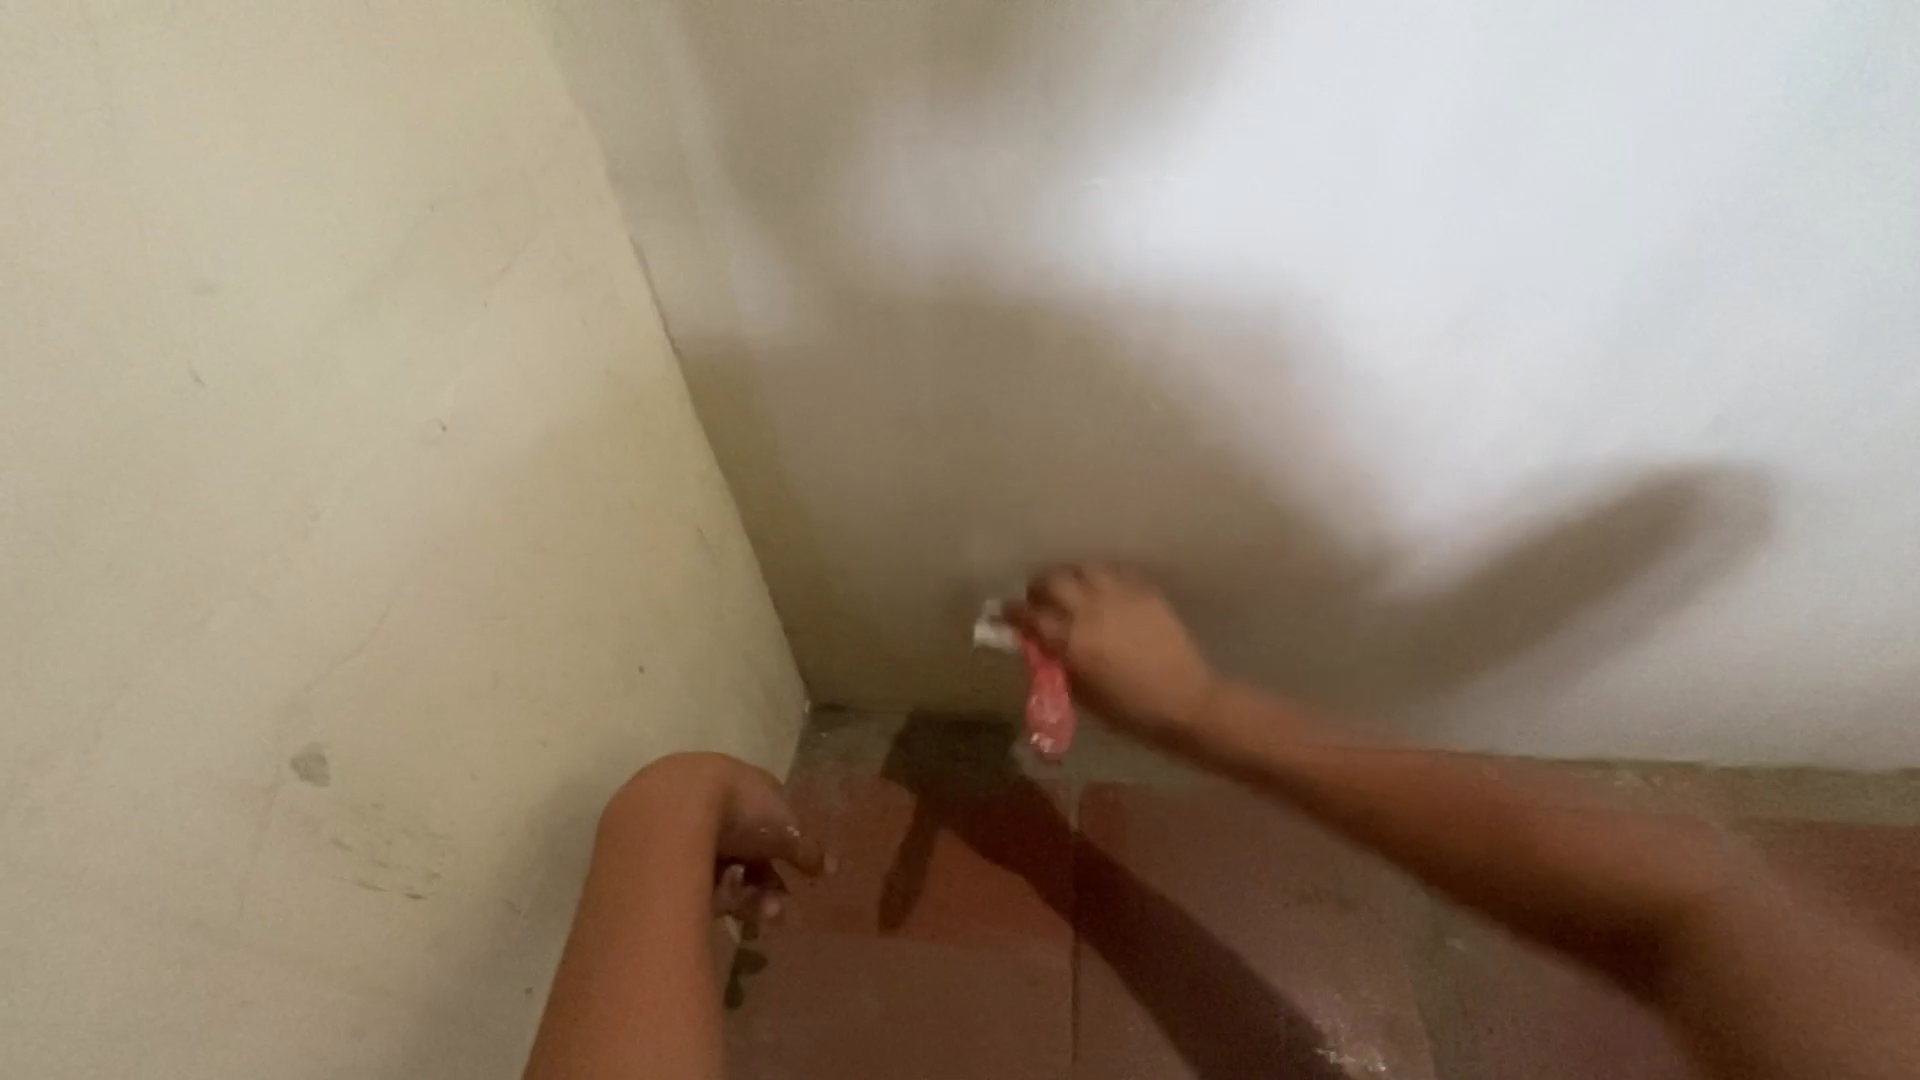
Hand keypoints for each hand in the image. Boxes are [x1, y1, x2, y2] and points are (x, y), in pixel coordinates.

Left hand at [607, 753, 825, 932]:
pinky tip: (723, 900)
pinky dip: (715, 893)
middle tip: (780, 913)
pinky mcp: (658, 858)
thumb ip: (808, 849)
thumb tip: (832, 867)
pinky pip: (695, 881)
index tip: (798, 880)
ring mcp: (683, 829)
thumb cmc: (737, 809)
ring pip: (722, 870)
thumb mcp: (784, 830)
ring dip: (748, 895)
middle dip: (767, 885)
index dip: (786, 851)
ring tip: (759, 916)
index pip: (771, 821)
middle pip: (746, 851)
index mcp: (745, 786)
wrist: (667, 813)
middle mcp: (714, 804)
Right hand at [1010, 564, 1220, 740]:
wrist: (1186, 703)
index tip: (1006, 613)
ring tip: (1071, 589)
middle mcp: (1090, 610)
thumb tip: (1038, 646)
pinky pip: (1114, 571)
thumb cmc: (1130, 710)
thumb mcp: (1082, 695)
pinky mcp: (1145, 591)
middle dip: (1039, 587)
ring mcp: (1120, 596)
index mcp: (1071, 641)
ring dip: (1070, 576)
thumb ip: (1056, 665)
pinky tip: (1102, 590)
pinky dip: (1100, 577)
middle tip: (1038, 598)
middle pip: (1052, 580)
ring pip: (1082, 568)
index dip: (1012, 612)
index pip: (1028, 615)